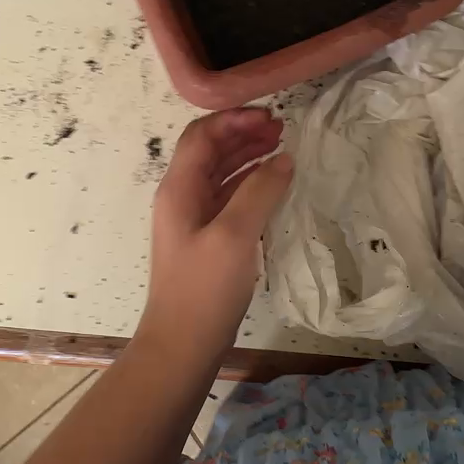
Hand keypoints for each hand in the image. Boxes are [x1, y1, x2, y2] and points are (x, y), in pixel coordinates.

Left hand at [136, 108, 294, 363]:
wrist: (182, 346)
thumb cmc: (204, 289)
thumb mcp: (235, 235)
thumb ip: (260, 191)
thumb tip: (284, 158)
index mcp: (179, 188)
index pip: (202, 135)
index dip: (234, 120)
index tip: (270, 117)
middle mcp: (182, 196)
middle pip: (210, 149)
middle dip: (243, 133)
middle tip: (281, 128)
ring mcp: (193, 218)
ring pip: (220, 172)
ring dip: (248, 155)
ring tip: (282, 147)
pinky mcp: (207, 238)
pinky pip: (228, 196)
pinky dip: (250, 181)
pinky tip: (273, 183)